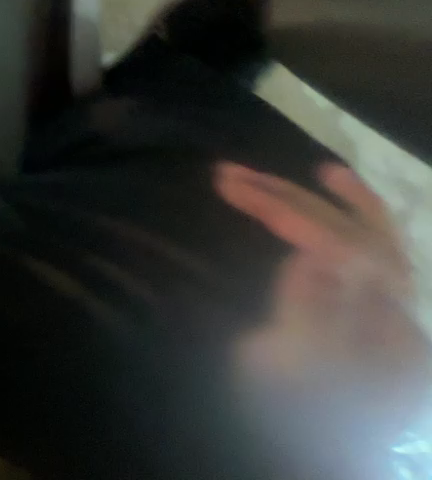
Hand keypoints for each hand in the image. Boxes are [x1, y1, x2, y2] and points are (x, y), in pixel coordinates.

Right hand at [217, 162, 428, 469]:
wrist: (314, 451)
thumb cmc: (296, 411)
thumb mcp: (294, 369)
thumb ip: (314, 314)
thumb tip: (318, 252)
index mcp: (386, 327)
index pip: (347, 249)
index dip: (292, 211)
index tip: (228, 188)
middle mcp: (399, 313)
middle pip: (359, 239)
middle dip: (292, 199)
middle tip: (224, 174)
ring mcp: (389, 315)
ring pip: (368, 241)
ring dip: (315, 200)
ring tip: (265, 171)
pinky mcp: (370, 315)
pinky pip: (364, 253)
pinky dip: (345, 217)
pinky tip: (327, 192)